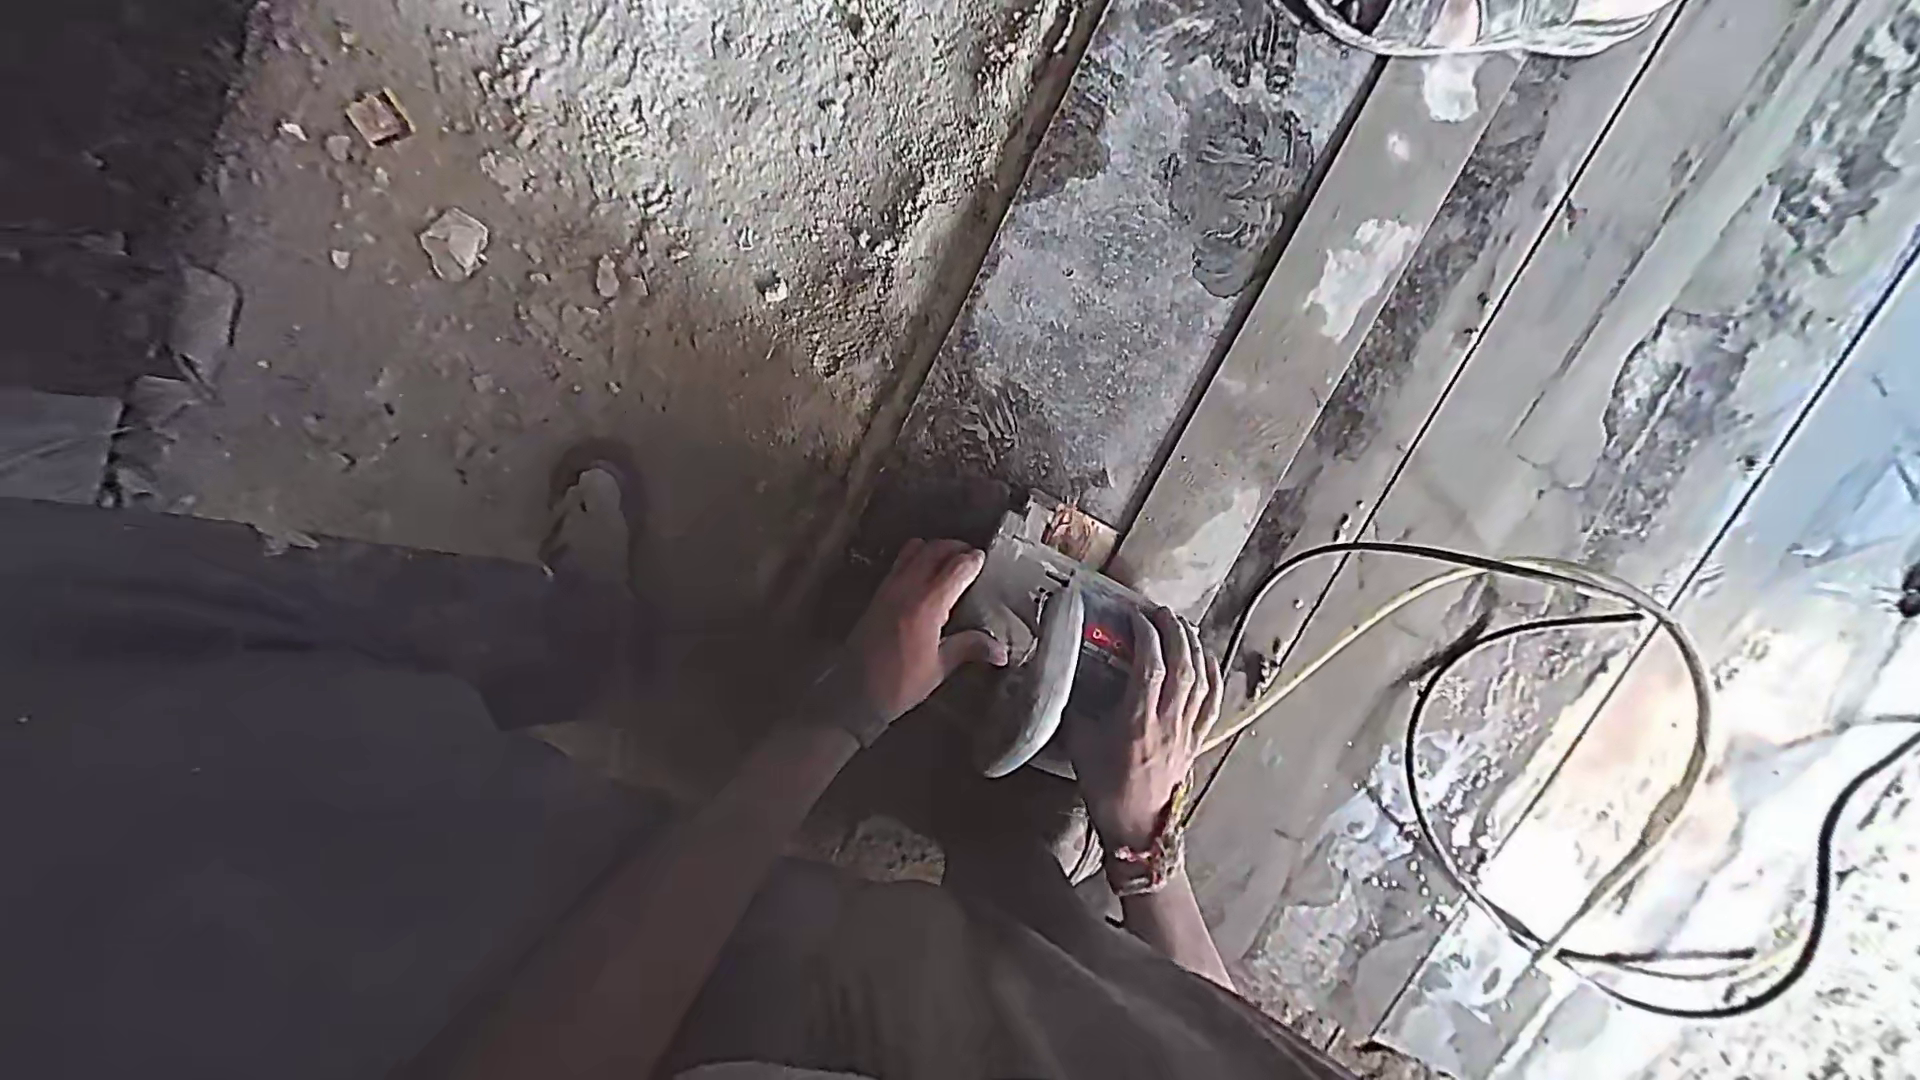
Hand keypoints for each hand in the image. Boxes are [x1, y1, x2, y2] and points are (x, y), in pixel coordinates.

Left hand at [849, 539, 1009, 723]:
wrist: (851, 694)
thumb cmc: (898, 685)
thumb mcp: (938, 668)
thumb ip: (969, 649)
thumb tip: (1002, 651)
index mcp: (926, 606)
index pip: (955, 569)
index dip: (972, 560)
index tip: (983, 558)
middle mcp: (906, 589)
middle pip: (933, 550)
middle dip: (954, 547)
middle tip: (969, 556)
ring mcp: (888, 588)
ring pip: (913, 550)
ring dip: (933, 549)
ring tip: (948, 561)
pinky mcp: (876, 594)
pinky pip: (899, 563)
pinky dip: (916, 558)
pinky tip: (924, 575)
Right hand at [1066, 606, 1221, 850]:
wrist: (1138, 829)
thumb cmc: (1105, 786)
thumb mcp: (1080, 744)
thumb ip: (1073, 709)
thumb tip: (1062, 679)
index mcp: (1138, 721)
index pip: (1150, 667)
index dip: (1146, 636)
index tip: (1137, 616)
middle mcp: (1169, 722)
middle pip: (1182, 667)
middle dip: (1175, 633)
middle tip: (1162, 613)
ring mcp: (1188, 731)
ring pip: (1201, 681)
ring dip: (1194, 648)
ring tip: (1183, 627)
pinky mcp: (1197, 740)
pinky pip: (1212, 702)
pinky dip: (1212, 675)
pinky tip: (1206, 660)